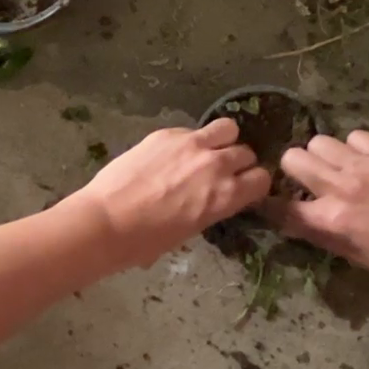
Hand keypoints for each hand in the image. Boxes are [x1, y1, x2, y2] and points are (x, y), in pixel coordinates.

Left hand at [60, 118, 271, 268]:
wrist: (106, 221)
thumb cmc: (146, 241)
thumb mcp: (191, 230)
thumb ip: (213, 206)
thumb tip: (214, 198)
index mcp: (226, 196)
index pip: (262, 179)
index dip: (254, 183)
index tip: (244, 187)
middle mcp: (216, 164)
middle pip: (246, 152)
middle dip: (238, 162)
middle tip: (221, 172)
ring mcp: (191, 144)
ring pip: (227, 128)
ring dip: (222, 140)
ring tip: (205, 151)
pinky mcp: (167, 133)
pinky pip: (191, 130)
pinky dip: (188, 140)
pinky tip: (170, 154)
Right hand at [267, 130, 368, 294]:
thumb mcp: (356, 257)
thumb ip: (321, 234)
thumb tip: (292, 219)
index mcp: (332, 220)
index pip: (281, 206)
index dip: (269, 203)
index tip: (268, 202)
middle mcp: (342, 187)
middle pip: (293, 158)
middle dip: (294, 170)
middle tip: (308, 181)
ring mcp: (365, 166)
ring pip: (319, 142)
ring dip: (322, 156)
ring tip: (336, 169)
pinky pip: (354, 136)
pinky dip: (353, 148)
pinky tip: (365, 163)